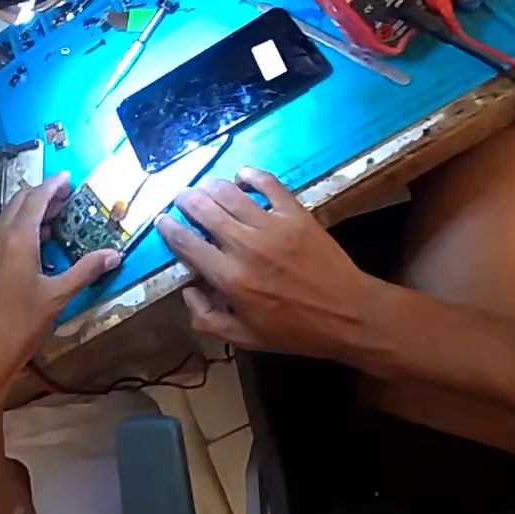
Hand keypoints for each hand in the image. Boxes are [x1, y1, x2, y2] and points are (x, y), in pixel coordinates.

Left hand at [0, 174, 122, 404]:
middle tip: (66, 201)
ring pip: (6, 217)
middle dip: (42, 196)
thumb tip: (115, 254)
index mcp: (17, 236)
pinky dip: (15, 229)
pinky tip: (29, 248)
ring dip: (28, 213)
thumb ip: (85, 271)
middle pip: (19, 201)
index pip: (36, 197)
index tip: (68, 177)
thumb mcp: (57, 297)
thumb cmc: (18, 325)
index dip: (53, 184)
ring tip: (52, 223)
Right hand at [155, 167, 384, 360]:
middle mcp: (244, 246)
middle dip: (185, 200)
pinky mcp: (294, 214)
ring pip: (228, 192)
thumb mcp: (247, 338)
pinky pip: (267, 183)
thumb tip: (187, 289)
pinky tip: (242, 177)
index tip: (163, 221)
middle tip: (183, 199)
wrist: (351, 317)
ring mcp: (271, 226)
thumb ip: (207, 319)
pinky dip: (250, 175)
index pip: (186, 242)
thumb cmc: (296, 330)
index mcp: (229, 278)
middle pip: (202, 208)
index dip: (168, 227)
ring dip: (210, 185)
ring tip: (206, 187)